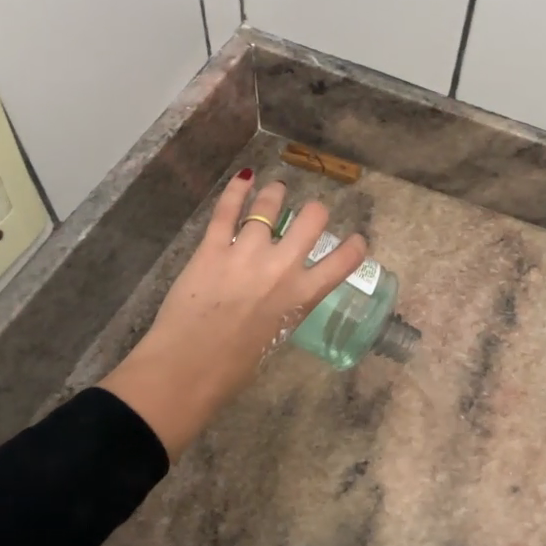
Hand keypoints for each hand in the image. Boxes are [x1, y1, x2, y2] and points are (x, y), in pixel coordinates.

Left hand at [99, 170, 367, 459]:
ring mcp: (246, 252)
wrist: (189, 368)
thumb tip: (279, 294)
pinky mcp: (212, 248)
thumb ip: (285, 308)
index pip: (343, 261)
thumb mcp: (276, 337)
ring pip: (270, 206)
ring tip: (277, 190)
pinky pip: (228, 210)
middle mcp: (281, 267)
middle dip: (315, 211)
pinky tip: (245, 177)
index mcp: (302, 296)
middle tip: (310, 212)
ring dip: (276, 195)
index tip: (356, 240)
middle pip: (312, 219)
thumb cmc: (235, 368)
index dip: (354, 246)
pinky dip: (237, 190)